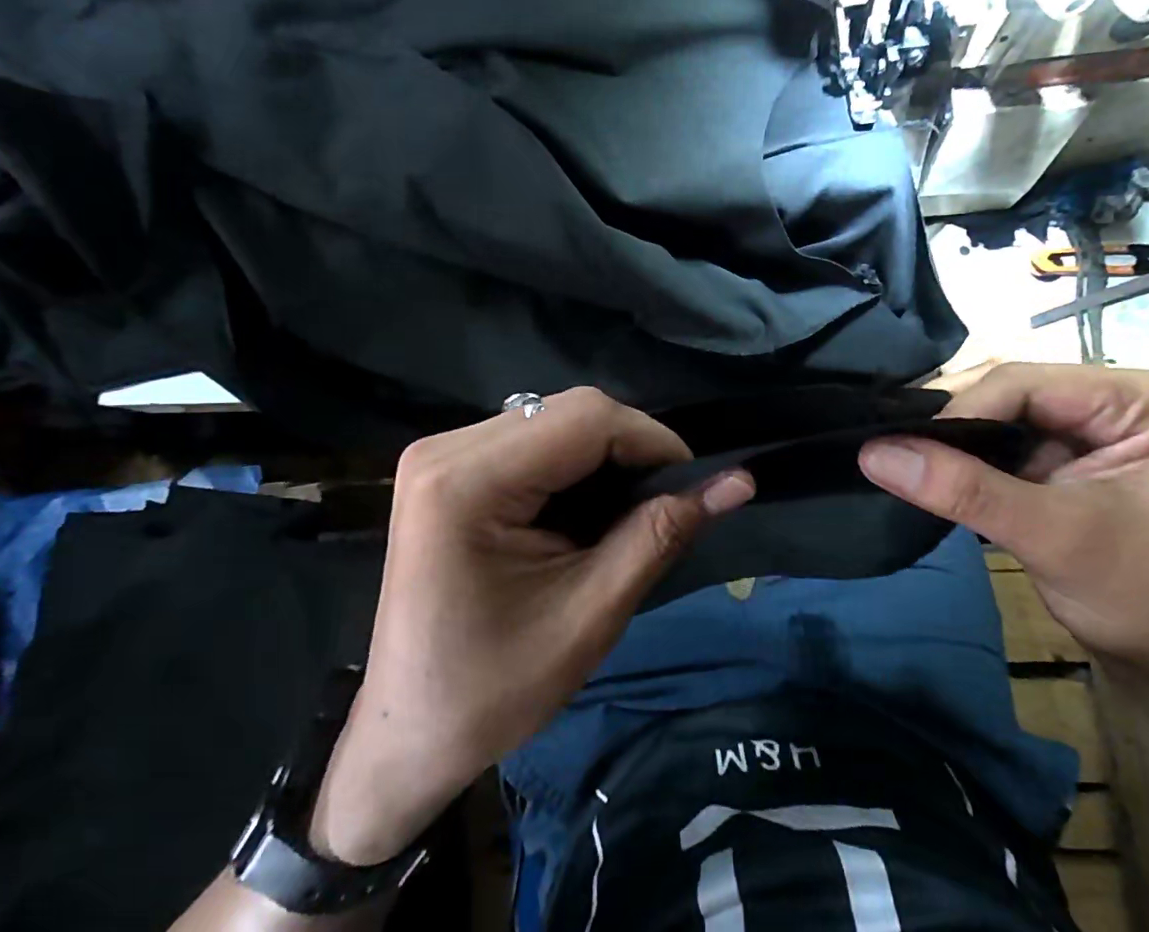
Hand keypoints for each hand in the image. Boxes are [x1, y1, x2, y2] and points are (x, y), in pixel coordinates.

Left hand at [311, 388, 754, 864]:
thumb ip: (662, 533)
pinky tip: (585, 515)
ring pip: (556, 421)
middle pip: (571, 413)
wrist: (410, 736)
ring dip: (606, 461)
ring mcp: (440, 457)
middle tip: (663, 509)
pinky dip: (576, 469)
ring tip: (627, 517)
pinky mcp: (447, 472)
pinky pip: (533, 442)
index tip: (695, 491)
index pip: (587, 418)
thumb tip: (738, 482)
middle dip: (632, 453)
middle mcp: (444, 450)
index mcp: (465, 483)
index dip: (655, 444)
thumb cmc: (494, 689)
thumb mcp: (593, 614)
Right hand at [859, 364, 1148, 725]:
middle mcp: (1118, 403)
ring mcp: (1096, 435)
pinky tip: (938, 479)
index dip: (960, 411)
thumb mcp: (1055, 537)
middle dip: (956, 427)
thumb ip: (965, 490)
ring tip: (905, 463)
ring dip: (959, 447)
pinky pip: (1010, 452)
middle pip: (1013, 396)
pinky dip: (974, 468)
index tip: (900, 446)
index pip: (1027, 383)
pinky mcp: (1074, 466)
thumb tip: (872, 454)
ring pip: (1005, 423)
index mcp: (1141, 398)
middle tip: (892, 451)